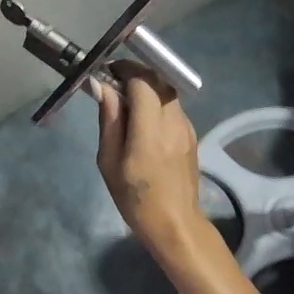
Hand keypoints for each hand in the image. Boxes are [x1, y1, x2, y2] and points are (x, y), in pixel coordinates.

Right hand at [95, 63, 209, 255]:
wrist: (175, 223)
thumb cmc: (135, 198)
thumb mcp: (109, 162)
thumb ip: (109, 120)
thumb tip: (102, 87)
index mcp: (151, 129)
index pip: (143, 81)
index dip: (125, 69)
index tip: (107, 72)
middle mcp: (174, 121)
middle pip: (159, 80)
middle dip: (136, 74)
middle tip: (114, 84)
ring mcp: (187, 127)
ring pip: (168, 92)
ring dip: (147, 89)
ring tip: (126, 104)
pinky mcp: (192, 135)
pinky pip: (173, 108)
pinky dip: (157, 104)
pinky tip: (143, 122)